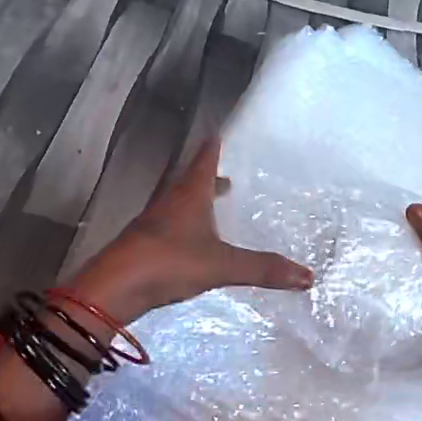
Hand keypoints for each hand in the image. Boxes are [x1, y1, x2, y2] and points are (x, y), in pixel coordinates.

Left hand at [67, 138, 313, 321]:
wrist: (114, 287)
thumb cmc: (168, 262)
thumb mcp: (221, 264)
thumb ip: (262, 268)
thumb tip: (308, 276)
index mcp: (188, 195)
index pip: (203, 161)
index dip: (212, 148)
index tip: (217, 133)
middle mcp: (169, 203)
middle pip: (190, 182)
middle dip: (208, 179)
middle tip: (226, 179)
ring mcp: (152, 224)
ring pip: (178, 206)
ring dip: (195, 204)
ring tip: (212, 210)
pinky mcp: (143, 246)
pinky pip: (169, 228)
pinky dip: (184, 227)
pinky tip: (190, 244)